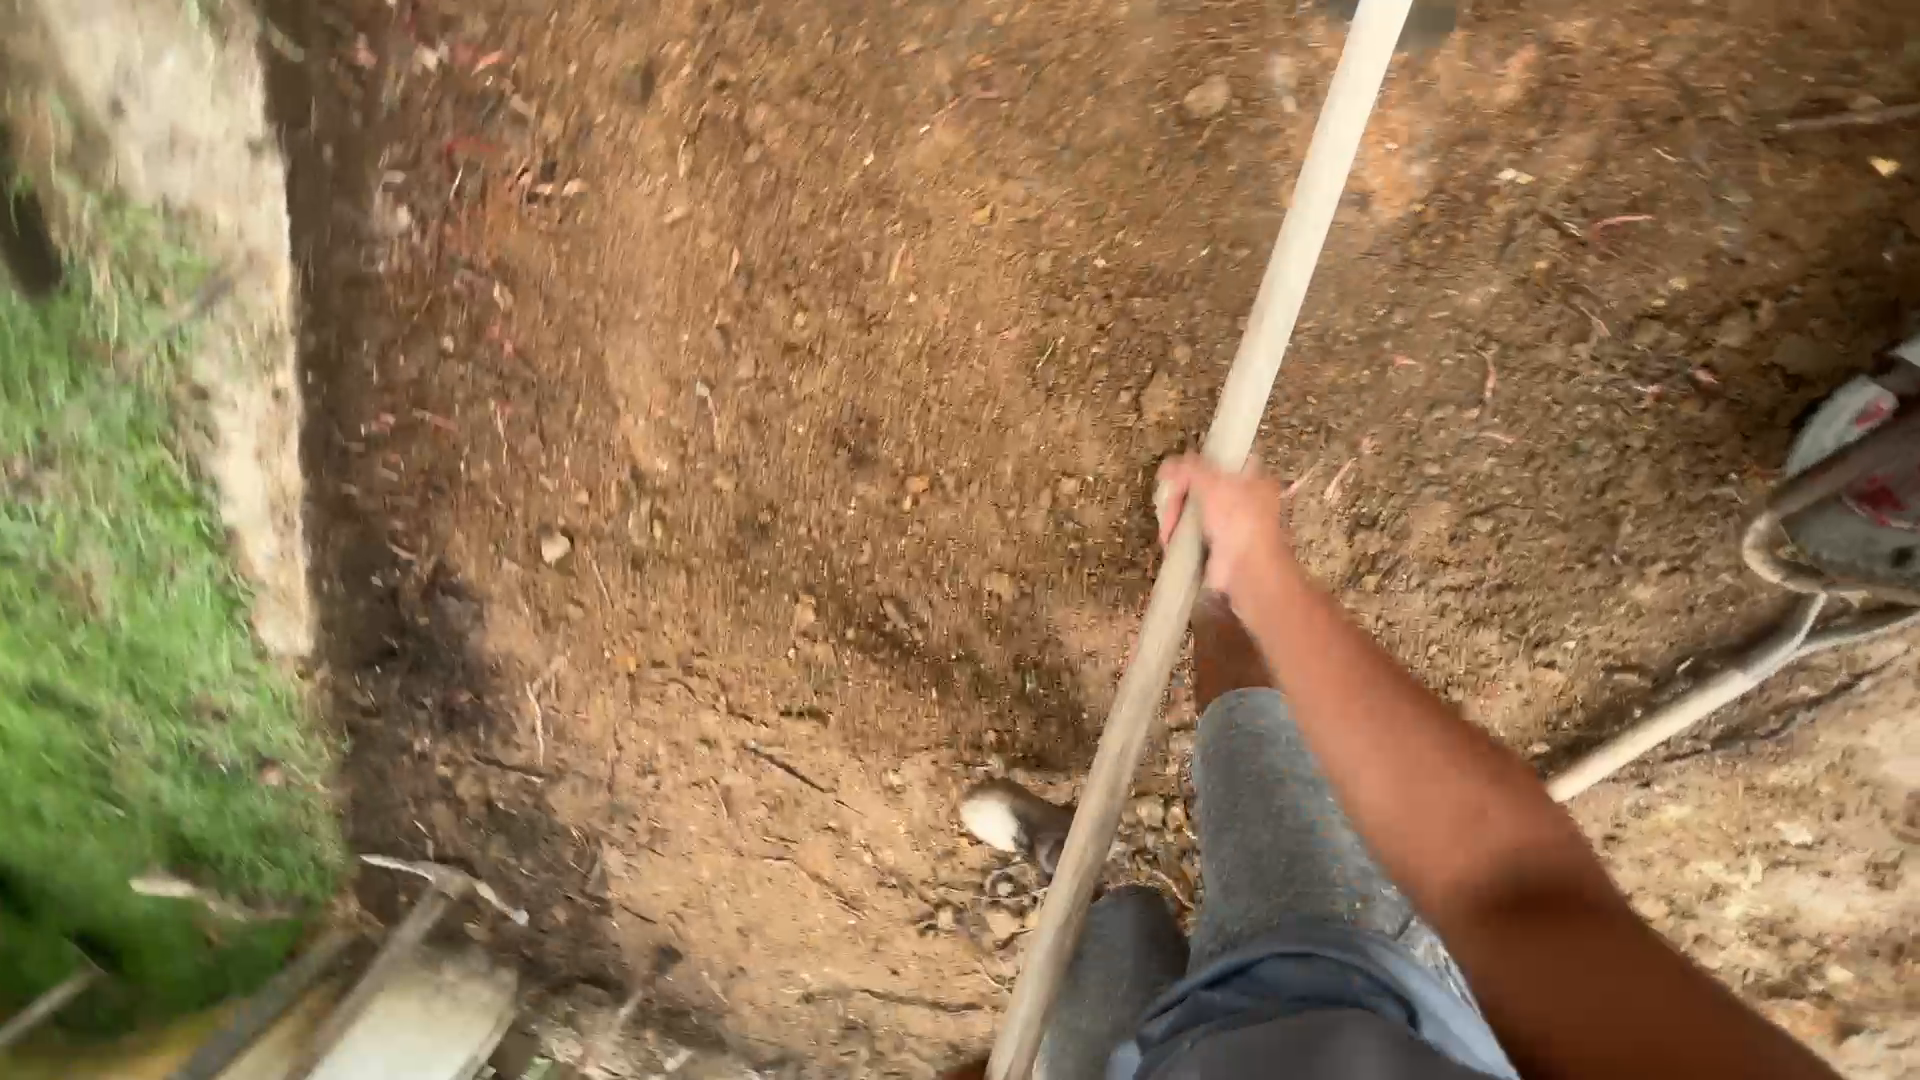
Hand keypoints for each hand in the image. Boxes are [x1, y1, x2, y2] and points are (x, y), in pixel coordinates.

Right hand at [1155, 455, 1297, 609]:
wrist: (1245, 567)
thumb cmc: (1237, 519)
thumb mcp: (1213, 483)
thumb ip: (1189, 468)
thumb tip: (1168, 464)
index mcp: (1252, 479)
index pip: (1220, 463)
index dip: (1198, 465)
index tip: (1179, 473)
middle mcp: (1242, 499)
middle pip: (1199, 488)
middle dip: (1179, 497)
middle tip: (1170, 505)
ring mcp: (1228, 524)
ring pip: (1192, 511)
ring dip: (1174, 519)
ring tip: (1169, 529)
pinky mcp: (1215, 545)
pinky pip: (1190, 533)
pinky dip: (1177, 536)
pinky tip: (1170, 540)